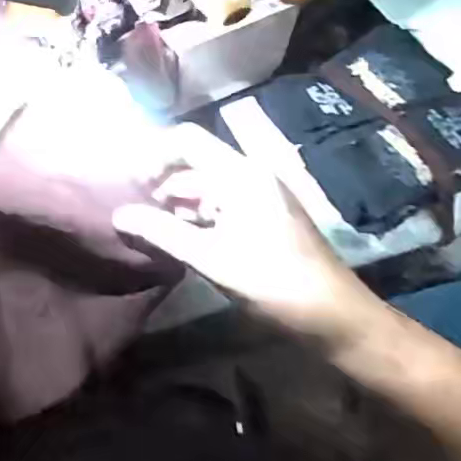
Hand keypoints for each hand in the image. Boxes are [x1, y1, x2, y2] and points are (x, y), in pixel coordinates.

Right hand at [113, 124, 381, 347]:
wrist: (342, 321)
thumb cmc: (276, 285)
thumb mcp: (212, 259)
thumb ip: (162, 233)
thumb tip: (117, 215)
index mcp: (240, 175)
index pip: (186, 139)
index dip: (154, 155)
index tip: (135, 187)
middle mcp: (250, 174)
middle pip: (193, 161)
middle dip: (161, 183)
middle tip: (138, 214)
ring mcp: (261, 194)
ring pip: (205, 184)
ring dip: (177, 202)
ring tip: (156, 232)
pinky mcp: (266, 215)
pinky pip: (221, 201)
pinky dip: (198, 214)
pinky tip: (185, 241)